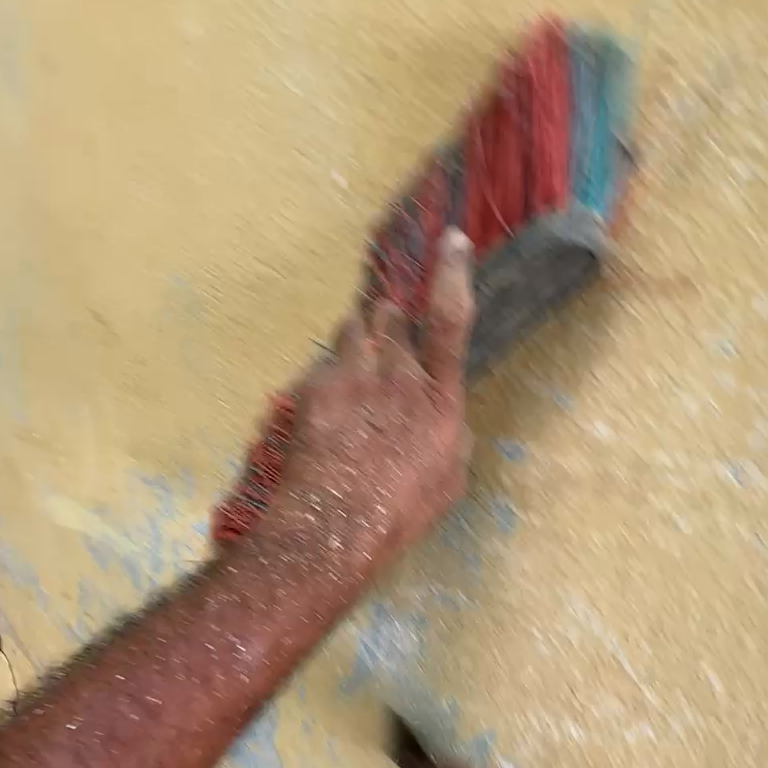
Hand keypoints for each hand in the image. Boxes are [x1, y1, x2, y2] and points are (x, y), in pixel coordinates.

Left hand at [249, 229, 476, 585]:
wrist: (334, 526)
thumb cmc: (401, 511)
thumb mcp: (449, 477)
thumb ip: (449, 430)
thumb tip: (443, 413)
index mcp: (439, 397)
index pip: (451, 320)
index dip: (452, 274)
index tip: (450, 242)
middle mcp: (397, 375)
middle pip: (391, 317)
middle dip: (389, 321)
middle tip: (384, 339)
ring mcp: (352, 377)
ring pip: (353, 328)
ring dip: (357, 337)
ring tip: (354, 369)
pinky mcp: (315, 387)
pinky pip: (323, 364)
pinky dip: (328, 375)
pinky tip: (326, 409)